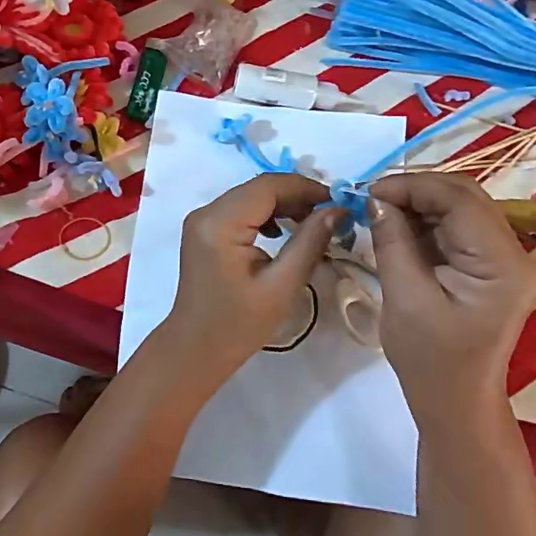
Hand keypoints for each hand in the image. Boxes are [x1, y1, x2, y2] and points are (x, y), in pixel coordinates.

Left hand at [158, 173, 340, 372]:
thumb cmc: (239, 324)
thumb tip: (337, 209)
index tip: (339, 203)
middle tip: (331, 215)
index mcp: (219, 224)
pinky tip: (283, 233)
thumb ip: (310, 242)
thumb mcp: (282, 285)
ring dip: (283, 204)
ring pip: (251, 197)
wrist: (196, 348)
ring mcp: (201, 220)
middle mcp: (205, 213)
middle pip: (258, 188)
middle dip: (297, 195)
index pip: (268, 186)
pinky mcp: (204, 231)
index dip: (306, 188)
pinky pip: (240, 210)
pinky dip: (265, 214)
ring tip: (313, 224)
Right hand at [369, 173, 535, 403]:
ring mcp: (507, 257)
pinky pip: (459, 227)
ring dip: (420, 203)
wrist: (454, 398)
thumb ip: (392, 241)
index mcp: (502, 263)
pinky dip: (427, 220)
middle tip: (371, 198)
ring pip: (461, 207)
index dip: (412, 186)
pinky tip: (399, 225)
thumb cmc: (428, 357)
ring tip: (380, 210)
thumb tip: (376, 199)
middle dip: (416, 190)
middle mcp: (515, 252)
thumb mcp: (404, 297)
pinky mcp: (492, 264)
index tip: (369, 192)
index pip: (460, 199)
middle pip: (465, 196)